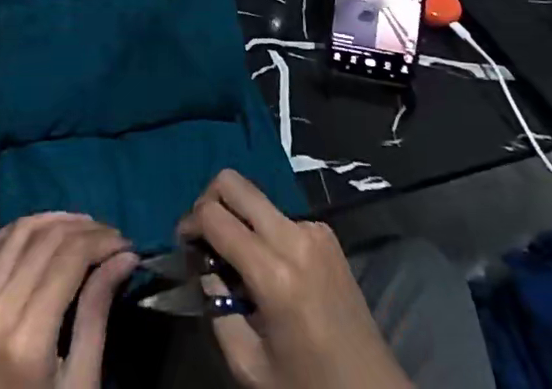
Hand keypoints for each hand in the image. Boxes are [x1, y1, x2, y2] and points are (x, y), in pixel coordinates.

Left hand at [0, 212, 140, 388]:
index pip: (69, 256)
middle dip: (87, 229)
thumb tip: (125, 258)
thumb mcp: (79, 384)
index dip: (104, 240)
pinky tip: (44, 234)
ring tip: (84, 230)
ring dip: (55, 221)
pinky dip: (19, 230)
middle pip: (45, 239)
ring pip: (17, 233)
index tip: (128, 247)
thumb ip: (97, 315)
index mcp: (26, 338)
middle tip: (113, 239)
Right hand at [179, 171, 411, 388]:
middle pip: (236, 183)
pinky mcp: (326, 233)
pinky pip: (281, 216)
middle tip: (201, 238)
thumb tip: (201, 264)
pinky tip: (265, 266)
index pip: (215, 216)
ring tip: (234, 259)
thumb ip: (216, 305)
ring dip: (237, 216)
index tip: (183, 246)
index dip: (188, 223)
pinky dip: (262, 230)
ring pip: (258, 197)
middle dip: (208, 201)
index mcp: (274, 273)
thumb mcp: (246, 361)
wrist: (369, 388)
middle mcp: (295, 236)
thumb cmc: (304, 383)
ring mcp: (315, 229)